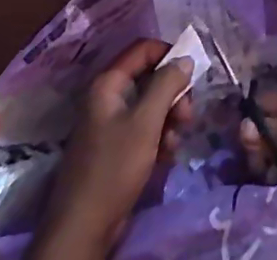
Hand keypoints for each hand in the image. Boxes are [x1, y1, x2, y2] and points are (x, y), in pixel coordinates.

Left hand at [31, 39, 194, 258]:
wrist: (84, 227)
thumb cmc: (114, 167)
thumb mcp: (146, 122)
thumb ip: (167, 85)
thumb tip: (185, 58)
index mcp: (108, 83)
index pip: (143, 49)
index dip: (169, 55)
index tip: (192, 74)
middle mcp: (107, 97)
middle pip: (150, 78)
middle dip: (173, 94)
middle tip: (187, 115)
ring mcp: (110, 123)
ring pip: (151, 105)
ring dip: (169, 119)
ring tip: (174, 142)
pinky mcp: (116, 146)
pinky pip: (144, 128)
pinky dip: (159, 137)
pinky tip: (166, 155)